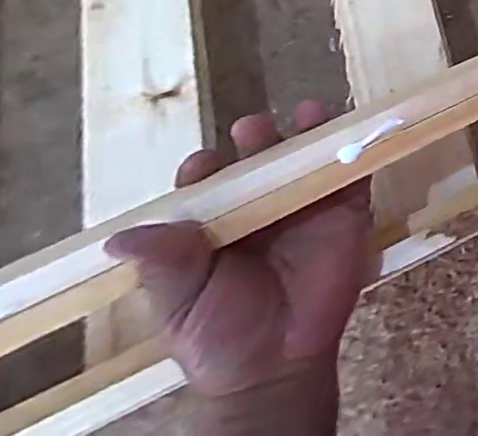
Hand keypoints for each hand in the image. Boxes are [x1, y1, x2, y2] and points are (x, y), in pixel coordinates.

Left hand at [105, 101, 374, 432]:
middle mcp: (265, 202)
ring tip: (308, 113)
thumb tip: (121, 238)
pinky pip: (354, 173)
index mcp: (220, 219)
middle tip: (253, 130)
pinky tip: (351, 132)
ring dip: (310, 130)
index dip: (208, 166)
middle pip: (263, 157)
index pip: (213, 180)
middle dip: (258, 137)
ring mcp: (309, 202)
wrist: (277, 365)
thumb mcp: (182, 304)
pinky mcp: (348, 209)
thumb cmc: (220, 335)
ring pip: (310, 154)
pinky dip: (356, 149)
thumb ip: (166, 266)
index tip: (204, 165)